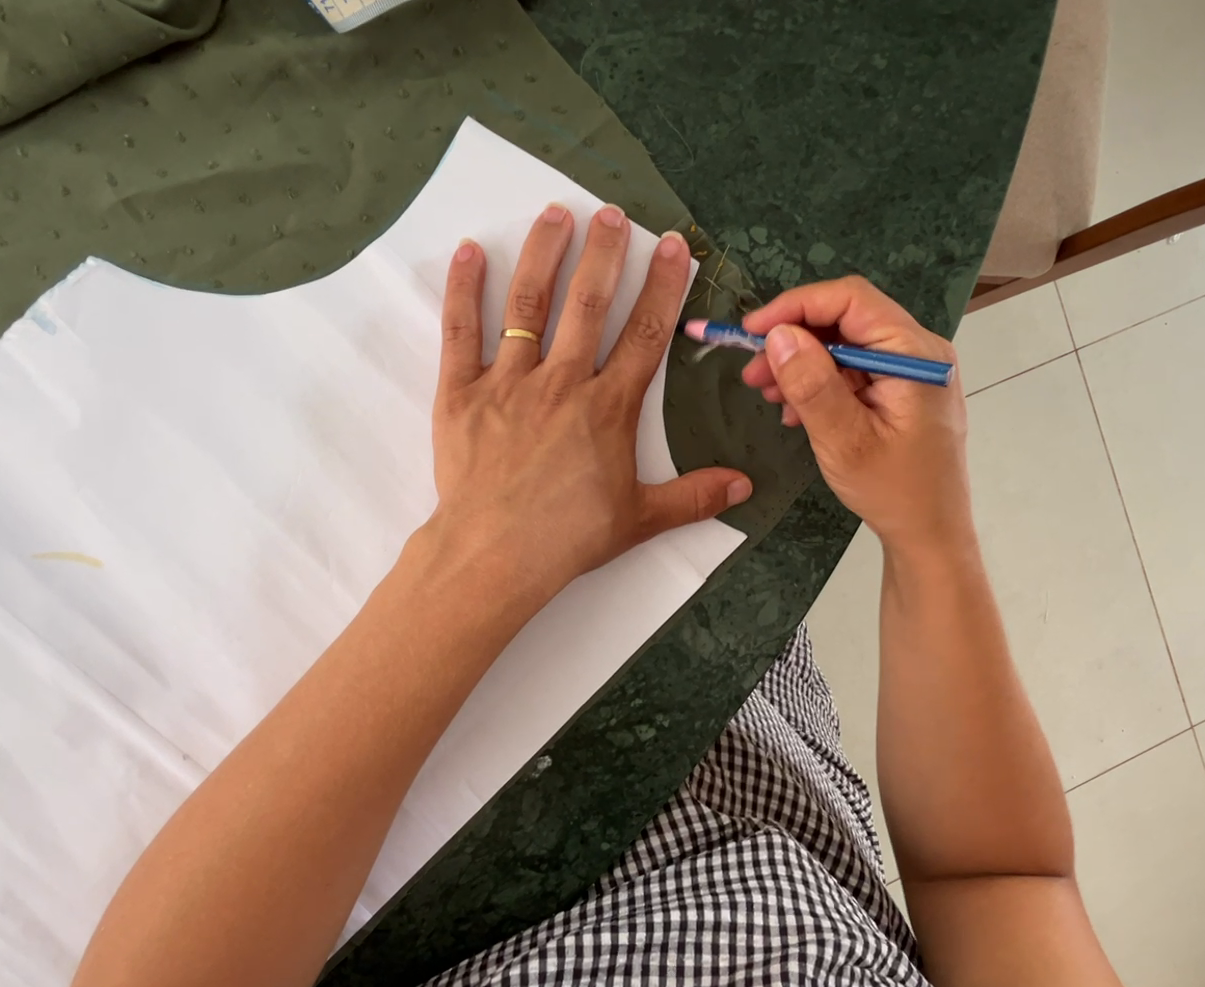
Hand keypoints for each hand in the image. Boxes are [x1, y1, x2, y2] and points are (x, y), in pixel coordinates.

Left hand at [426, 204, 751, 605]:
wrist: (496, 555)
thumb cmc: (569, 537)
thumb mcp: (640, 519)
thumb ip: (693, 497)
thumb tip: (744, 487)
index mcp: (608, 407)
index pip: (645, 334)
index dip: (663, 287)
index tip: (673, 246)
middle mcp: (562, 382)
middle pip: (588, 304)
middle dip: (604, 254)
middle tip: (612, 213)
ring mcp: (508, 383)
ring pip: (528, 306)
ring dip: (543, 254)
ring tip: (556, 213)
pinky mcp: (460, 393)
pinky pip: (461, 333)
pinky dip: (463, 290)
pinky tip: (467, 252)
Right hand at [740, 277, 968, 556]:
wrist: (930, 534)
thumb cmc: (893, 491)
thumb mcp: (845, 440)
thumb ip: (812, 384)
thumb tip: (778, 335)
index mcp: (914, 353)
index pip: (850, 299)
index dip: (795, 307)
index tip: (751, 332)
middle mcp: (918, 351)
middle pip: (846, 320)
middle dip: (794, 340)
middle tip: (751, 372)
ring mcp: (911, 371)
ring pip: (845, 346)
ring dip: (802, 364)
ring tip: (768, 395)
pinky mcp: (901, 391)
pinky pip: (853, 371)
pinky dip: (819, 383)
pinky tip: (795, 411)